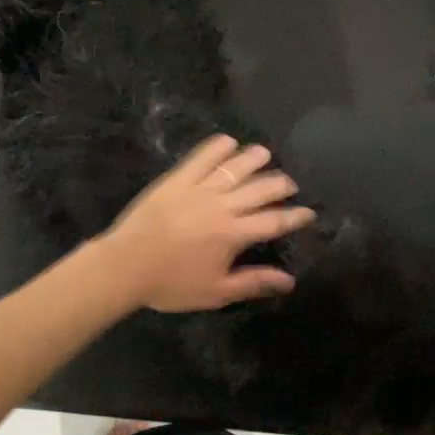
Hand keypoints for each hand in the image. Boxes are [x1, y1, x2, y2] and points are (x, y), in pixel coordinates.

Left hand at [100, 135, 316, 312]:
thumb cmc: (171, 284)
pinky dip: (217, 147)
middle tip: (290, 184)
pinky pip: (201, 158)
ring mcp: (198, 189)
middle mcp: (221, 206)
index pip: (274, 221)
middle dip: (280, 184)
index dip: (295, 216)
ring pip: (234, 167)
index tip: (308, 212)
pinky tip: (229, 142)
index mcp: (234, 234)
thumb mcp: (216, 291)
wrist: (126, 266)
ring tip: (266, 154)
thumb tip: (289, 280)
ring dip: (254, 159)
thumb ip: (253, 282)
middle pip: (260, 189)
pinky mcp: (176, 180)